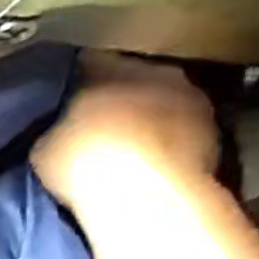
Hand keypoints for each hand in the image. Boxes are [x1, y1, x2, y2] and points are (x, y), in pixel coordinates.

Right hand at [32, 52, 218, 210]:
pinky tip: (149, 168)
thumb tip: (58, 130)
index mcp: (109, 65)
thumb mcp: (44, 149)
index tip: (64, 105)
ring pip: (162, 103)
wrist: (145, 196)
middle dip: (117, 99)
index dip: (74, 84)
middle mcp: (155, 70)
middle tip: (98, 127)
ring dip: (147, 120)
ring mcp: (192, 99)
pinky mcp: (214, 132)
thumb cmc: (85, 164)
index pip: (87, 63)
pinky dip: (167, 144)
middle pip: (133, 79)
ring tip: (127, 151)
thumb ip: (54, 130)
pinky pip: (181, 132)